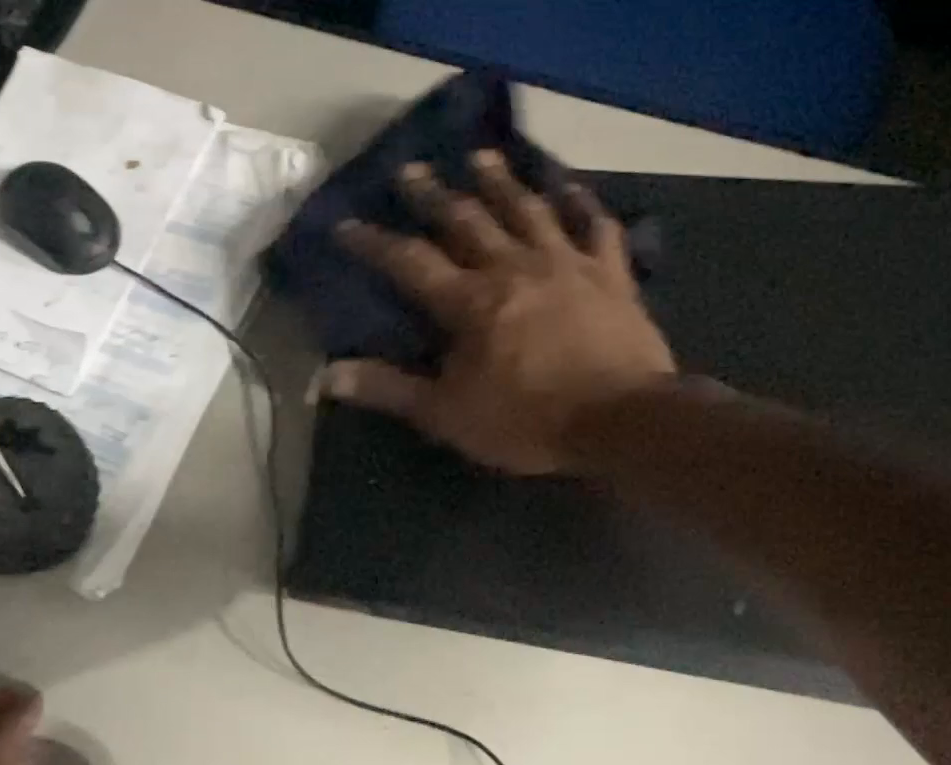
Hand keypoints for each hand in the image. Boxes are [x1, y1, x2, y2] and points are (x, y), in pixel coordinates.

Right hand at [317, 151, 676, 474]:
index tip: (346, 224)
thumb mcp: (446, 414)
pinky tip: (571, 188)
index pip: (410, 262)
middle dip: (435, 195)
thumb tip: (327, 376)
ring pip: (528, 210)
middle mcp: (514, 267)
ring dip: (501, 182)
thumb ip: (388, 389)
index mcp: (469, 302)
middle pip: (467, 221)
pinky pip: (596, 227)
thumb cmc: (526, 420)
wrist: (623, 421)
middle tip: (412, 169)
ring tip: (482, 158)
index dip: (374, 243)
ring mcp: (567, 264)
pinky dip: (582, 204)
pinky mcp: (611, 275)